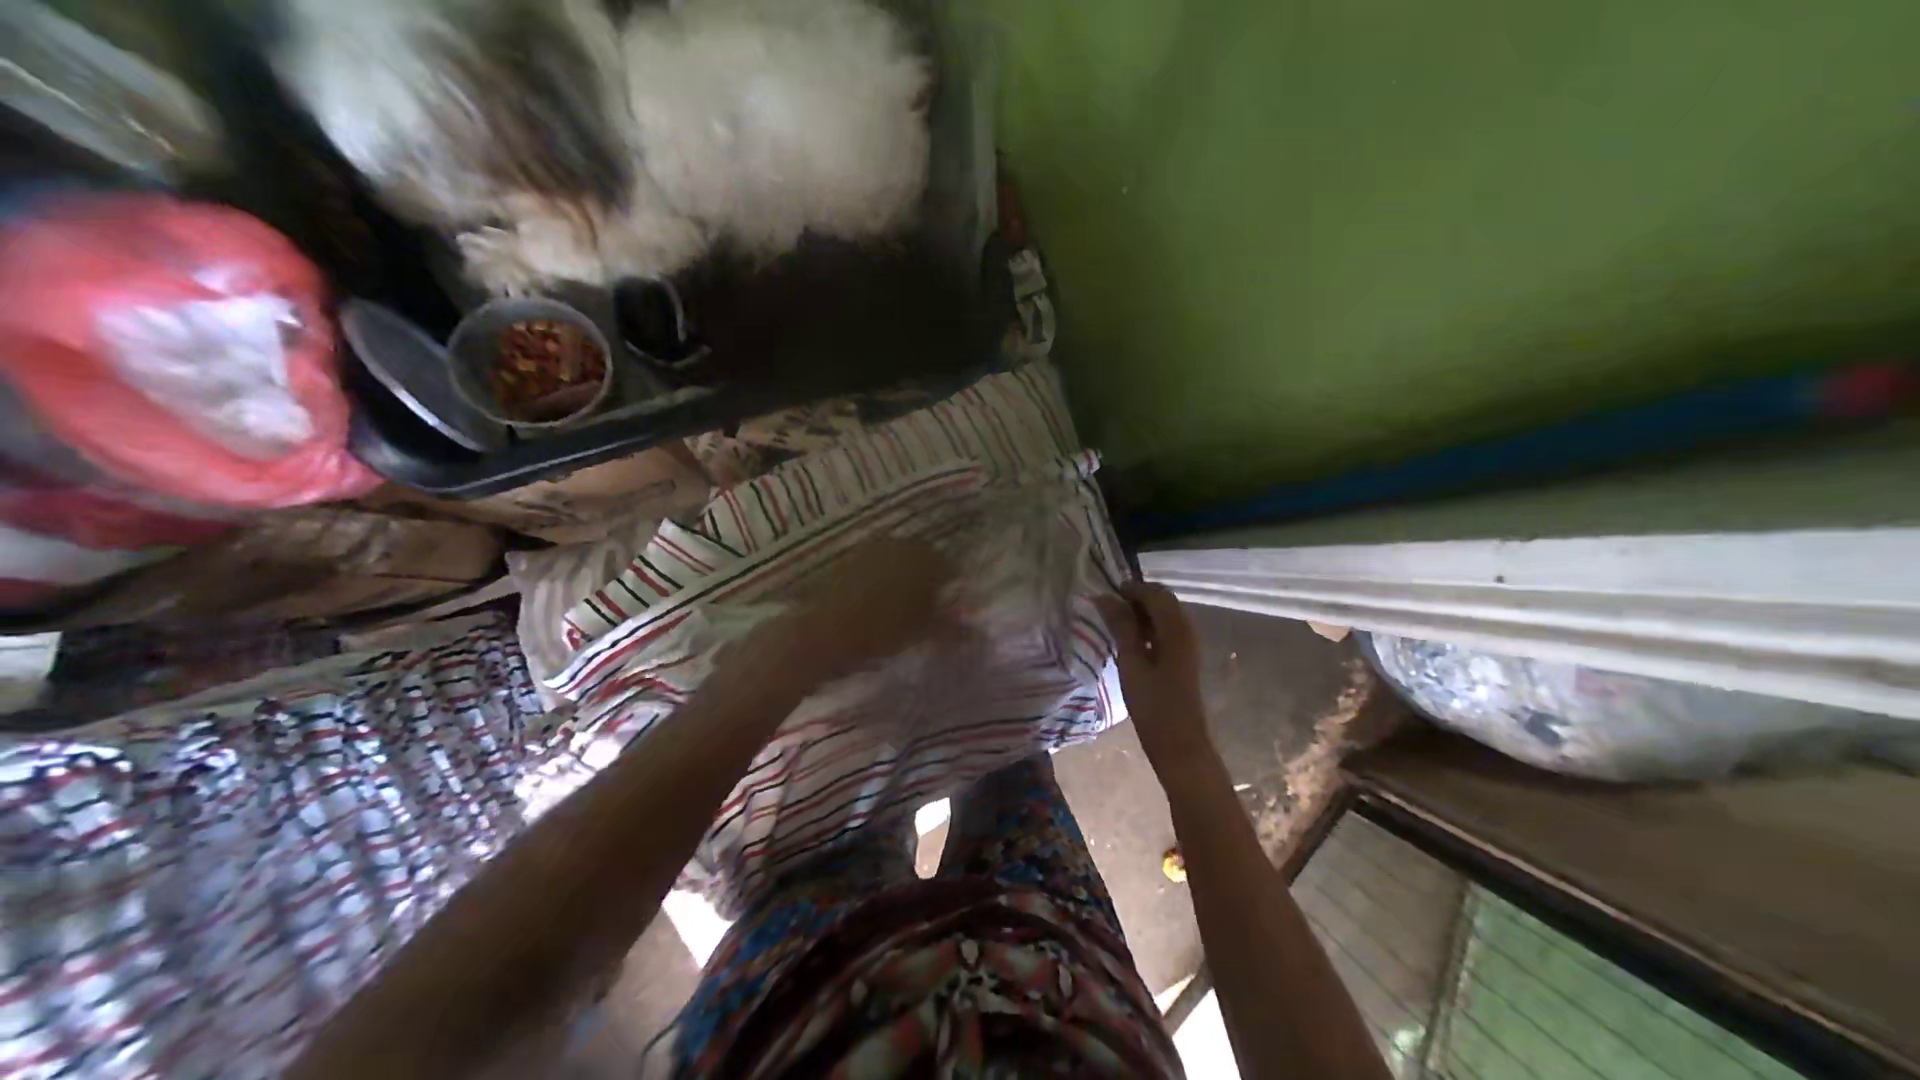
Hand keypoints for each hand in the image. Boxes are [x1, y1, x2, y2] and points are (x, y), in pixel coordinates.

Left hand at [753, 538, 955, 680]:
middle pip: (924, 560)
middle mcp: (902, 544)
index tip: (949, 611)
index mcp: (926, 558)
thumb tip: (976, 631)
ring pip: (899, 561)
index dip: (952, 591)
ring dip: (903, 578)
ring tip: (901, 606)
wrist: (825, 629)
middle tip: (927, 609)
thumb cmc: (881, 630)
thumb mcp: (922, 633)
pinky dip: (881, 579)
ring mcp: (873, 547)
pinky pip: (875, 566)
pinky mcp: (849, 557)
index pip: (951, 569)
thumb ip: (952, 629)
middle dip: (928, 581)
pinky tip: (876, 601)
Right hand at [1096, 582, 1214, 771]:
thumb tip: (1105, 597)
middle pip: (1162, 601)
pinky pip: (1165, 631)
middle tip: (1106, 609)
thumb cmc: (1153, 705)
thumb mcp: (1132, 663)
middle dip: (1135, 599)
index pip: (1155, 593)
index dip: (1130, 589)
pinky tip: (1128, 641)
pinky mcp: (1182, 659)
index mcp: (1176, 629)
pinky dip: (1147, 628)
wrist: (1180, 745)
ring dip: (1140, 614)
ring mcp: (1187, 645)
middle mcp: (1186, 631)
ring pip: (1164, 616)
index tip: (1103, 596)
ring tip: (1112, 623)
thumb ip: (1121, 627)